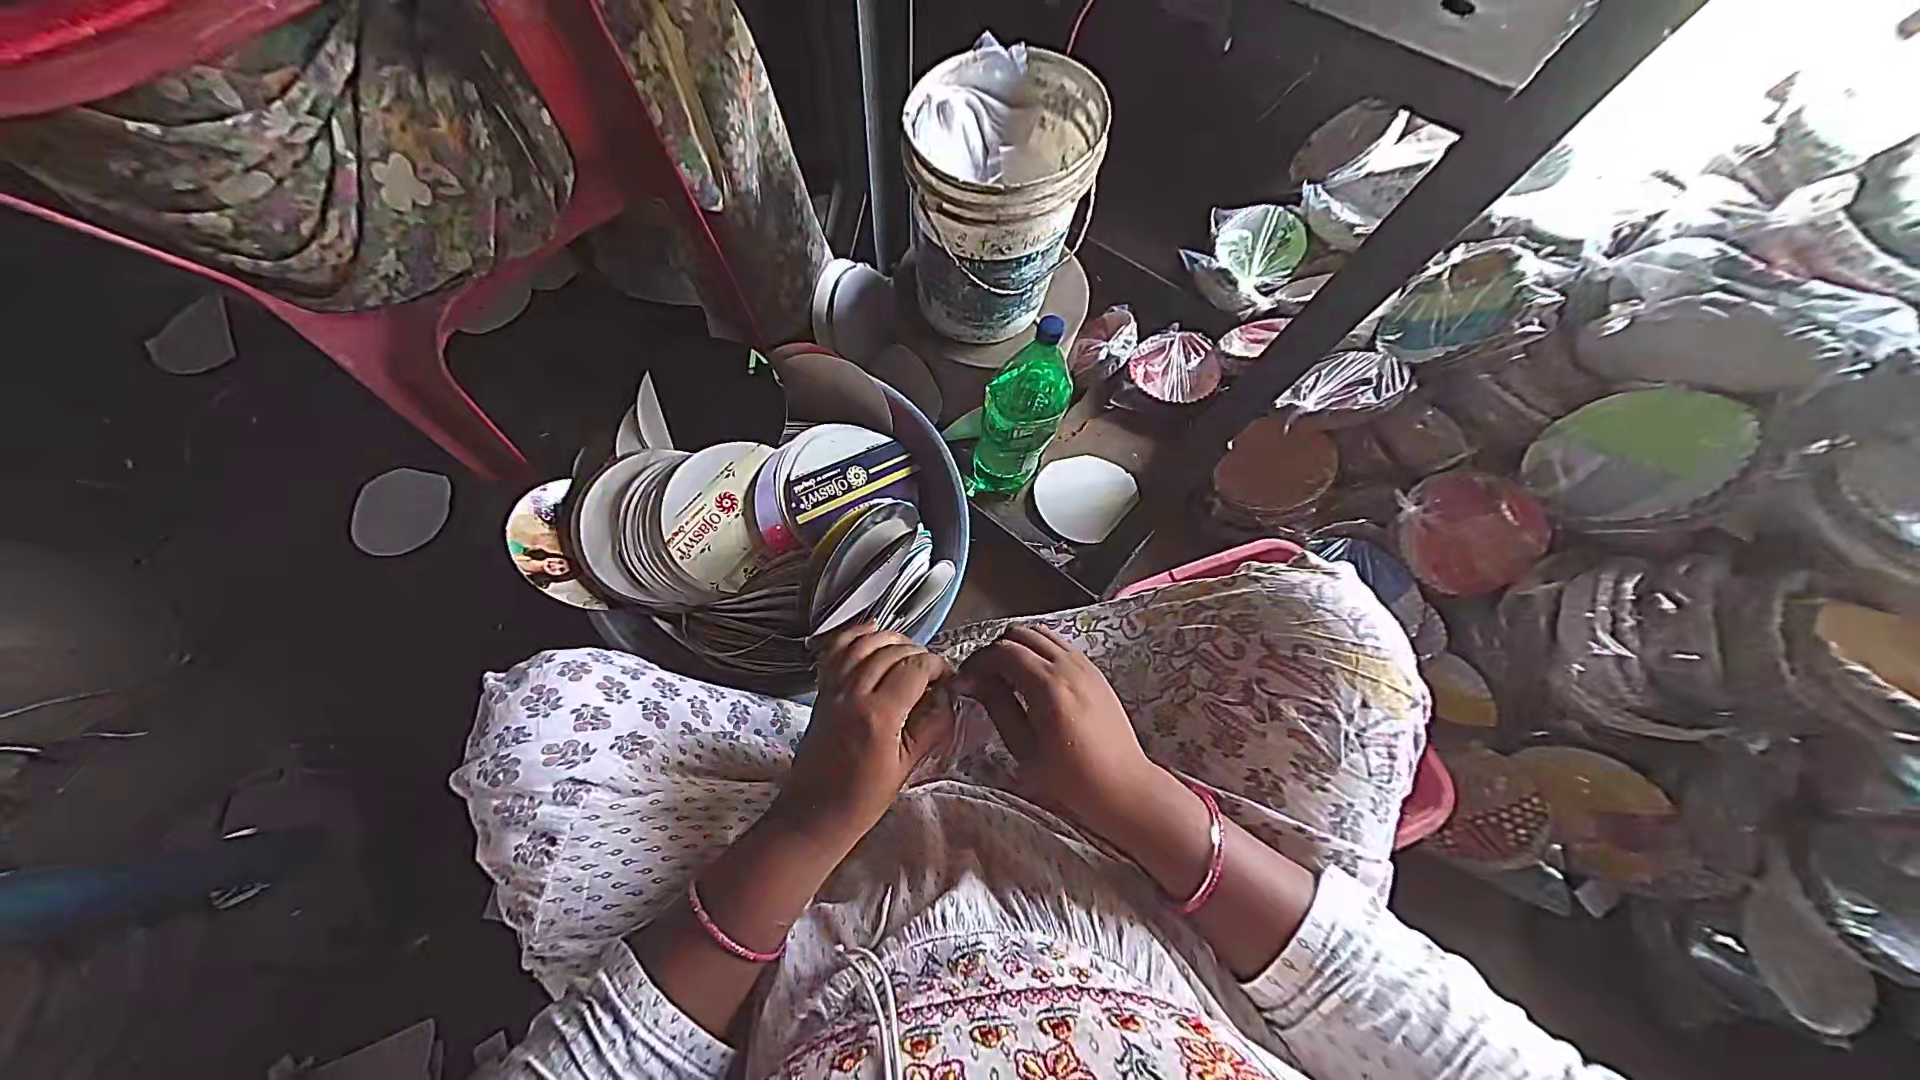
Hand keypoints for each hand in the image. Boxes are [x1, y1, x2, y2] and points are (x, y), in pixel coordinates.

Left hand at [773, 623, 955, 844]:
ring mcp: (833, 688)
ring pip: (864, 642)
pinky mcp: (822, 690)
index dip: (937, 666)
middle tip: (932, 672)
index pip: (914, 668)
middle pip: (891, 651)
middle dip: (918, 653)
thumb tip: (946, 696)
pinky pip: (836, 649)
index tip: (947, 678)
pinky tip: (872, 631)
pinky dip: (855, 634)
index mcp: (878, 715)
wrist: (813, 813)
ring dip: (891, 640)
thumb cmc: (862, 799)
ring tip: (909, 653)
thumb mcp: (907, 766)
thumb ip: (930, 725)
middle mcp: (853, 693)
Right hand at [957, 625, 1169, 841]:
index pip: (1002, 651)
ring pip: (1041, 634)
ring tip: (1007, 675)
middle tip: (984, 676)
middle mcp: (1068, 665)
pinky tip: (1033, 678)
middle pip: (1020, 633)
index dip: (978, 661)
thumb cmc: (1070, 776)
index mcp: (1048, 685)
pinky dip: (1039, 650)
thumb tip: (973, 681)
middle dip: (995, 649)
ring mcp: (1084, 664)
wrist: (1120, 784)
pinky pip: (1059, 645)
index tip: (967, 679)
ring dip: (1018, 646)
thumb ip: (998, 705)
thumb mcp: (1024, 746)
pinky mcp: (1094, 670)